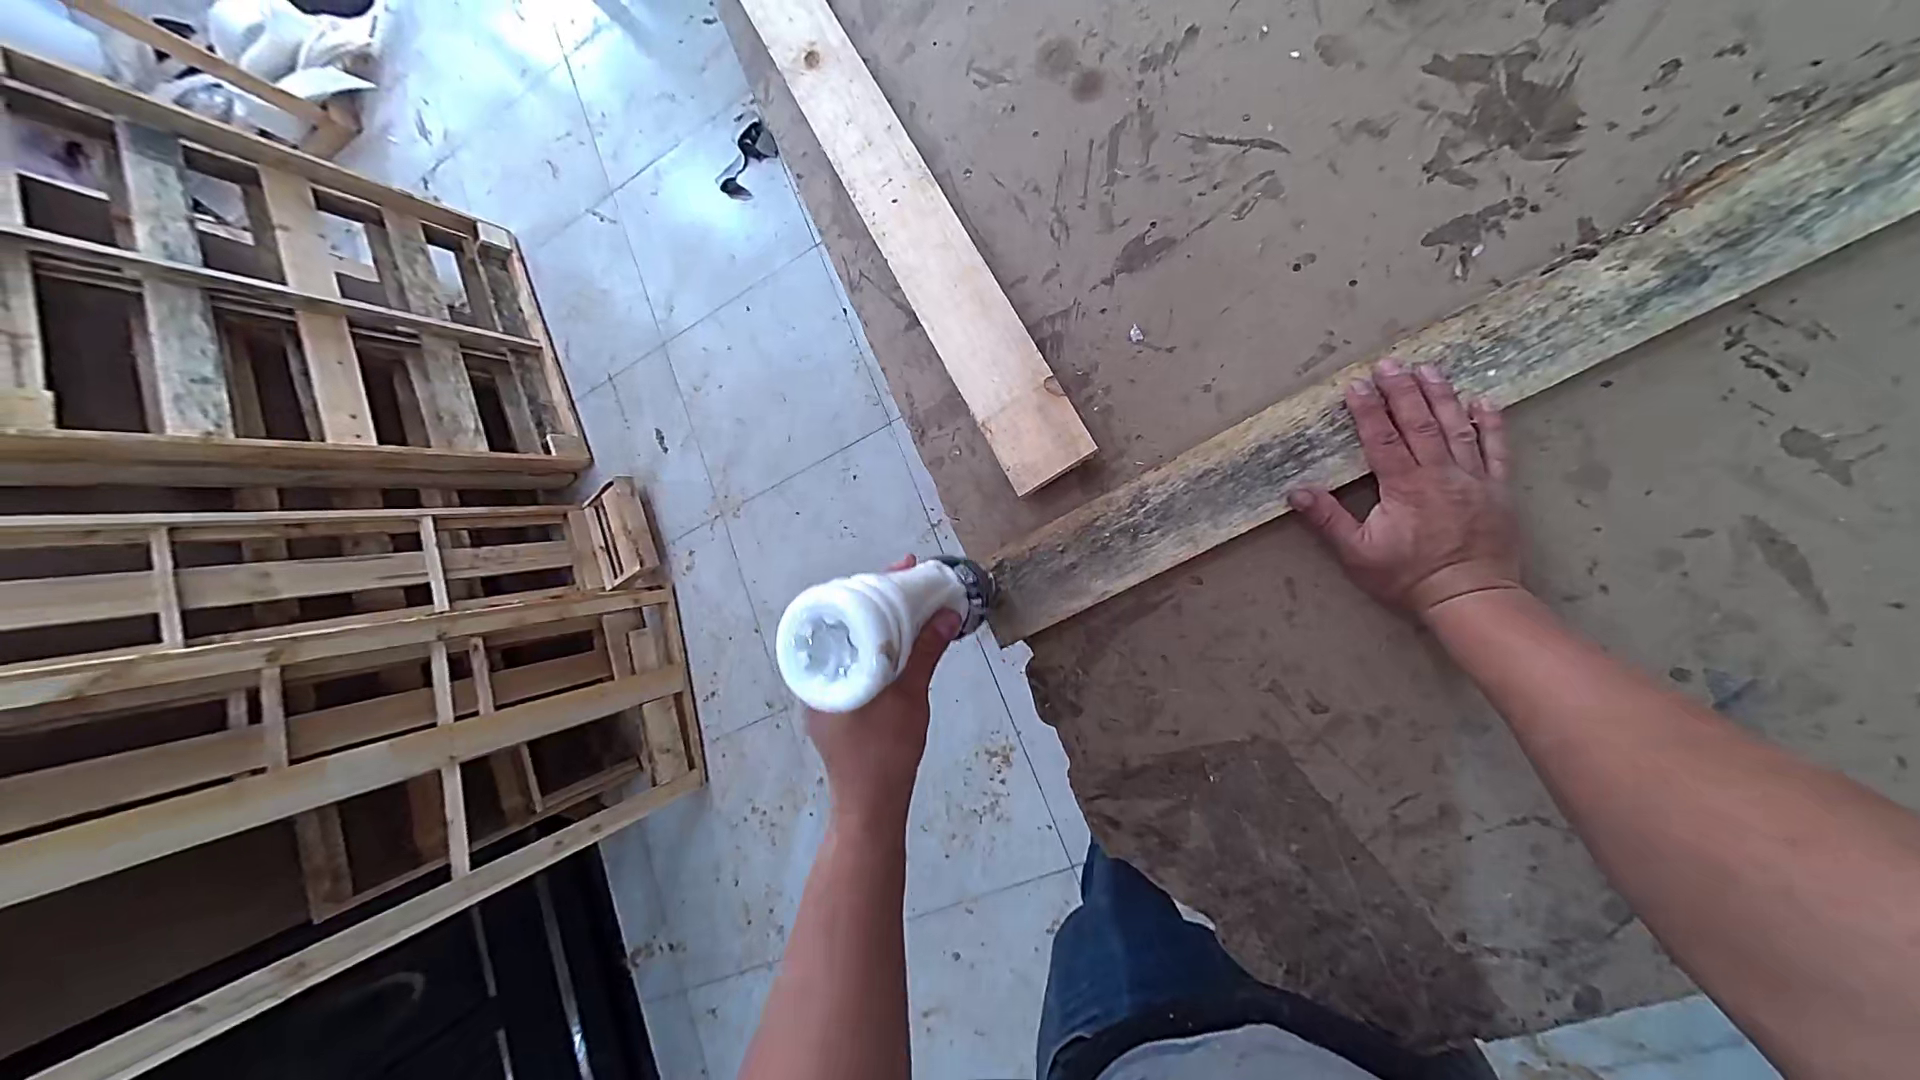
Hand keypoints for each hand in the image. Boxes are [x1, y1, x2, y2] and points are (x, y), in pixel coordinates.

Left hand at [805, 556, 962, 832]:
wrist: (870, 805)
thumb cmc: (885, 753)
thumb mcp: (910, 697)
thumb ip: (925, 654)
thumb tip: (947, 615)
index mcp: (821, 669)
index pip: (839, 610)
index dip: (869, 585)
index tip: (898, 569)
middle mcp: (815, 675)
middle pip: (843, 623)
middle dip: (876, 598)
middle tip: (908, 579)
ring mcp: (822, 690)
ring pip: (848, 642)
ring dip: (876, 622)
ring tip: (907, 602)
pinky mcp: (834, 703)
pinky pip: (852, 660)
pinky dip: (874, 645)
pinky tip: (897, 640)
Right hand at [1288, 359, 1522, 615]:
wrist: (1470, 596)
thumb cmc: (1407, 577)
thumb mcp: (1357, 553)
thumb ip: (1328, 519)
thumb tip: (1297, 490)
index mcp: (1404, 486)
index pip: (1382, 438)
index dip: (1368, 410)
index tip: (1356, 384)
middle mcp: (1440, 474)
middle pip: (1419, 423)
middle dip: (1402, 391)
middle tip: (1390, 363)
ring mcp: (1473, 479)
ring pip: (1457, 428)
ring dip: (1441, 396)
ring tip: (1429, 369)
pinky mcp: (1497, 489)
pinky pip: (1496, 449)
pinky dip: (1490, 423)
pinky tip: (1482, 401)